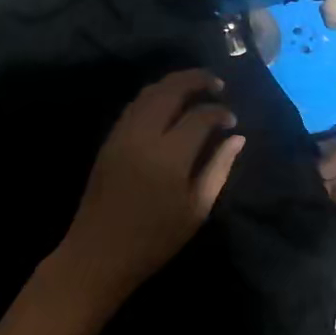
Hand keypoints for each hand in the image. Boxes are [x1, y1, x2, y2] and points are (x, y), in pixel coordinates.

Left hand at [60, 70, 245, 297]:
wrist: (98, 254)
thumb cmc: (154, 239)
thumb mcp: (197, 209)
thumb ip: (219, 168)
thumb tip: (237, 137)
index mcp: (169, 156)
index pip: (201, 116)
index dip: (220, 113)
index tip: (232, 121)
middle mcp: (144, 136)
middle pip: (171, 90)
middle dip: (197, 80)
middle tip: (217, 83)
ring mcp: (122, 135)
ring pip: (149, 93)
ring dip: (174, 83)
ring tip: (196, 86)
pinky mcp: (110, 140)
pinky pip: (135, 105)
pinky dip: (155, 96)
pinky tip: (169, 104)